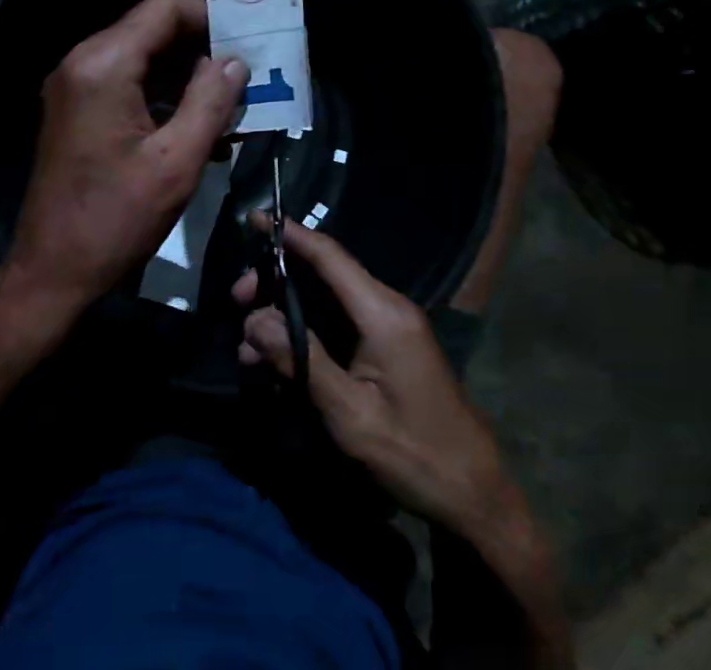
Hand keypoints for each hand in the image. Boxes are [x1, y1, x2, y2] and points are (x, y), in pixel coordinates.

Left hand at [0, 0, 246, 362]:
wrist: (53, 269)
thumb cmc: (116, 219)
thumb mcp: (176, 162)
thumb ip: (209, 102)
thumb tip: (234, 61)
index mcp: (102, 66)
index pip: (162, 9)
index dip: (209, 15)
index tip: (249, 38)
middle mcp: (81, 65)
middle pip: (150, 31)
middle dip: (201, 49)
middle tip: (249, 74)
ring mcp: (72, 90)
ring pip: (140, 61)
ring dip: (184, 78)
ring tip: (232, 107)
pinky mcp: (74, 114)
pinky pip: (124, 88)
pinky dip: (160, 99)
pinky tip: (198, 129)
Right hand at [235, 218, 520, 540]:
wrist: (474, 494)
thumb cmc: (414, 453)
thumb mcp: (349, 412)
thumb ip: (301, 360)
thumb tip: (254, 319)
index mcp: (384, 315)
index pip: (330, 257)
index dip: (290, 234)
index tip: (254, 216)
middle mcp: (387, 310)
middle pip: (321, 277)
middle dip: (274, 285)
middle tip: (236, 302)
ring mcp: (388, 329)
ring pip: (323, 303)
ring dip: (282, 317)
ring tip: (247, 351)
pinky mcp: (386, 348)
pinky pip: (335, 327)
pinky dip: (302, 337)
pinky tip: (272, 364)